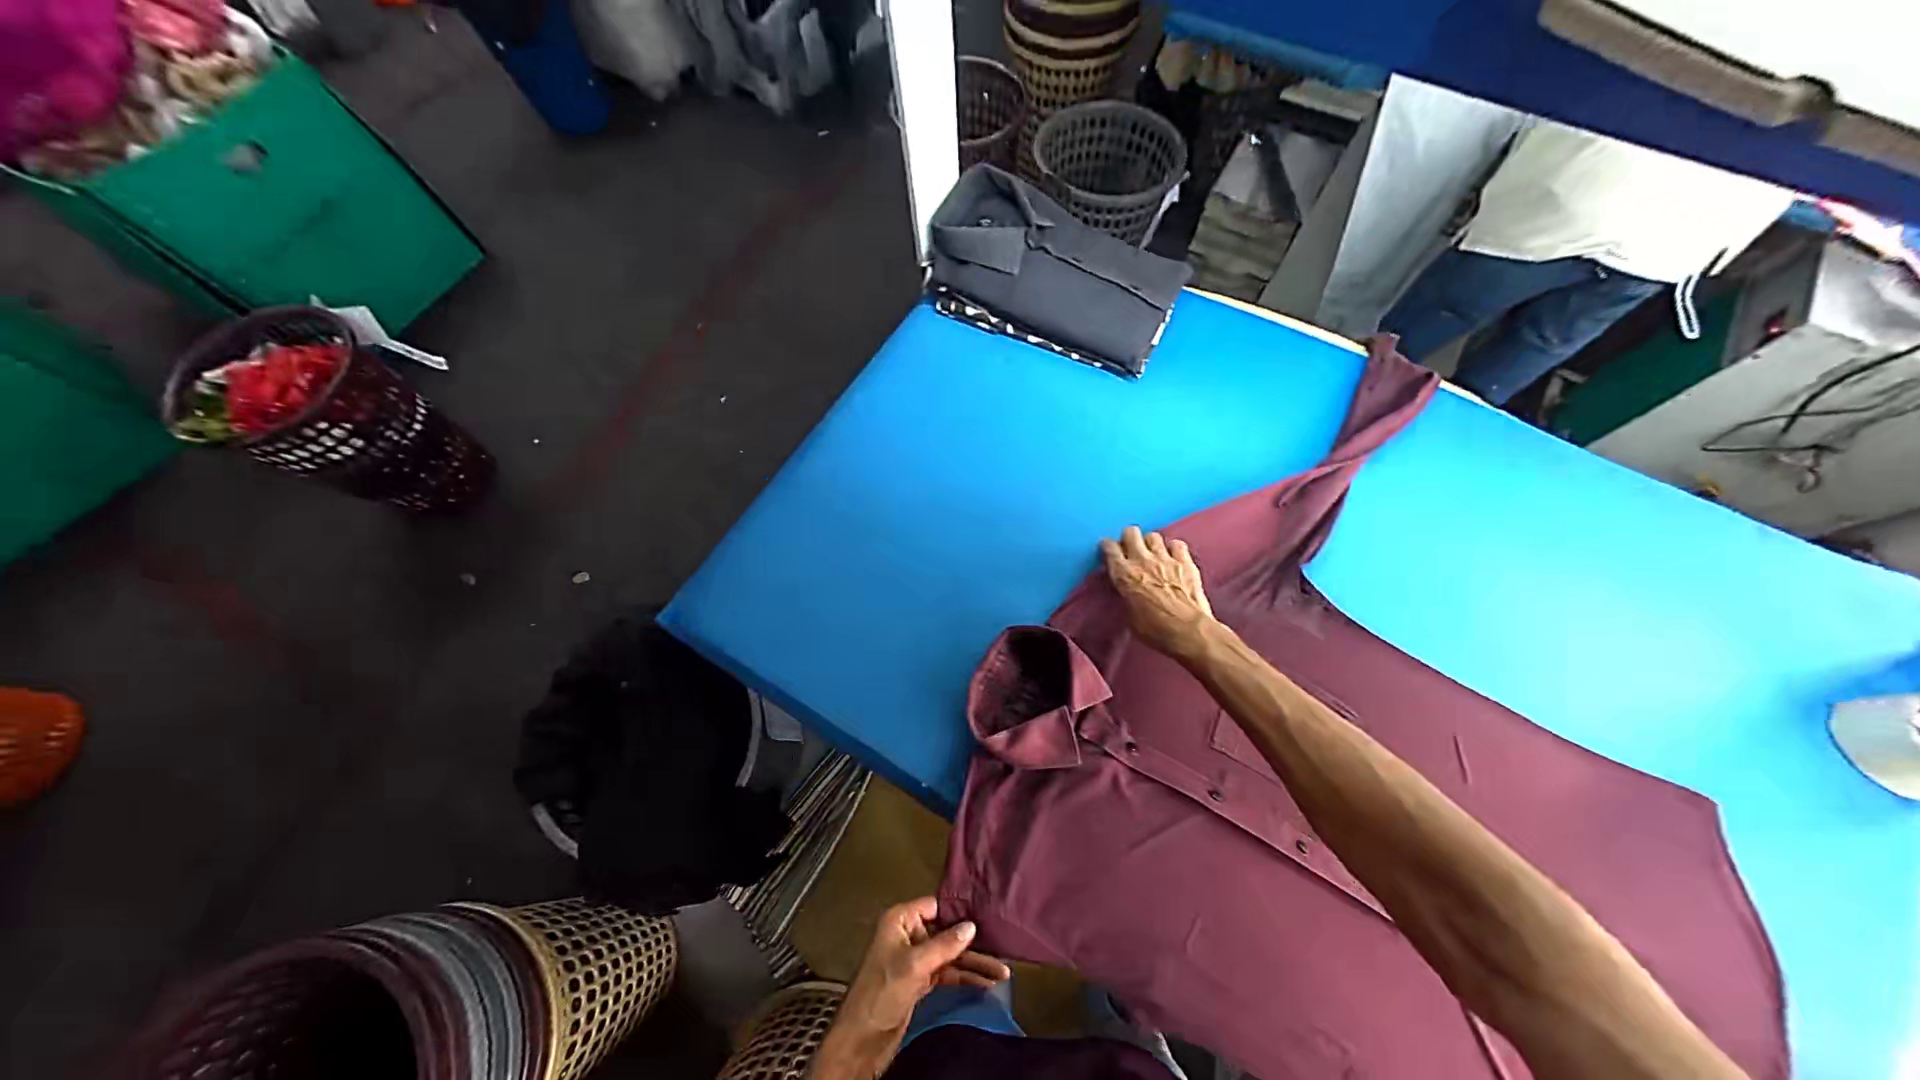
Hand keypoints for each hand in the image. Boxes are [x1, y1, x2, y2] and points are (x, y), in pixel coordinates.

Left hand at [811, 898, 1010, 1079]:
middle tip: (1001, 946)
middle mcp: (908, 935)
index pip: (935, 906)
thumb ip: (944, 944)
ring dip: (974, 963)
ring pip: (950, 954)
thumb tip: (971, 926)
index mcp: (900, 920)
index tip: (986, 913)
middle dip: (972, 941)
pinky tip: (985, 983)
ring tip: (1002, 971)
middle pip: (946, 931)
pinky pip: (947, 972)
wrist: (861, 1040)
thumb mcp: (914, 965)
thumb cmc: (881, 993)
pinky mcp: (920, 980)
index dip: (959, 910)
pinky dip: (965, 977)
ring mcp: (915, 959)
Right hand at [1100, 525, 1216, 658]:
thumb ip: (1126, 595)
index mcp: (1124, 574)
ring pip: (1153, 536)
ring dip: (1150, 544)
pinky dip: (1173, 549)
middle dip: (1128, 538)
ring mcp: (1165, 558)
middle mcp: (1142, 560)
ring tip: (1152, 554)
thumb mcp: (1129, 616)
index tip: (1109, 551)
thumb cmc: (1155, 630)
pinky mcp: (1185, 562)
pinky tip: (1174, 558)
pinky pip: (1177, 544)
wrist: (1188, 631)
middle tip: (1130, 550)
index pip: (1109, 548)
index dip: (1107, 547)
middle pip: (1130, 533)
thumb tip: (1126, 591)